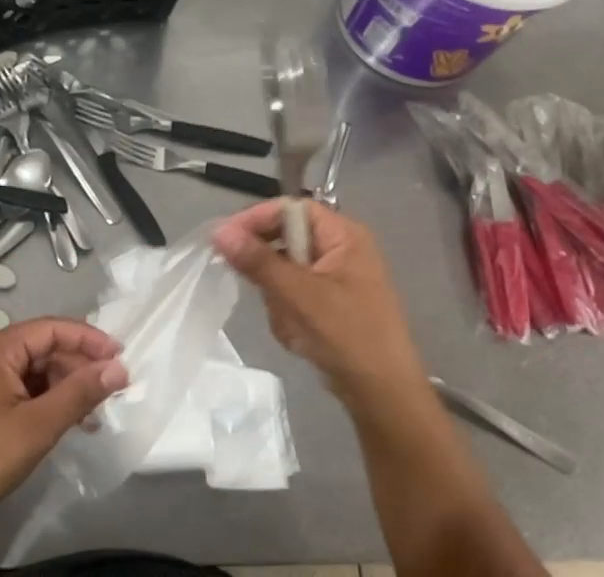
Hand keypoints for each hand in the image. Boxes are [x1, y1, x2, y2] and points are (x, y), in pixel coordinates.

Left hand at [0, 317, 127, 526]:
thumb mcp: (40, 424)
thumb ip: (81, 392)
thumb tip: (120, 368)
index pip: (50, 329)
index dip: (88, 339)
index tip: (122, 356)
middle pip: (43, 346)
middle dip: (79, 365)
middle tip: (113, 387)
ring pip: (36, 367)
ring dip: (67, 384)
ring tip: (95, 410)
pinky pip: (25, 385)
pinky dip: (49, 398)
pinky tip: (72, 418)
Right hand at [213, 199, 421, 400]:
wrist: (384, 395)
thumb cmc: (347, 335)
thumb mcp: (298, 294)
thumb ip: (258, 260)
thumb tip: (219, 231)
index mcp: (344, 235)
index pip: (291, 208)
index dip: (256, 218)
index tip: (225, 239)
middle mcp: (342, 249)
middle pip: (286, 239)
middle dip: (269, 268)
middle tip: (255, 287)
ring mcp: (338, 277)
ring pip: (286, 270)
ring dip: (279, 296)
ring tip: (289, 323)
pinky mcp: (332, 303)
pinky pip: (295, 294)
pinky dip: (289, 312)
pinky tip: (298, 336)